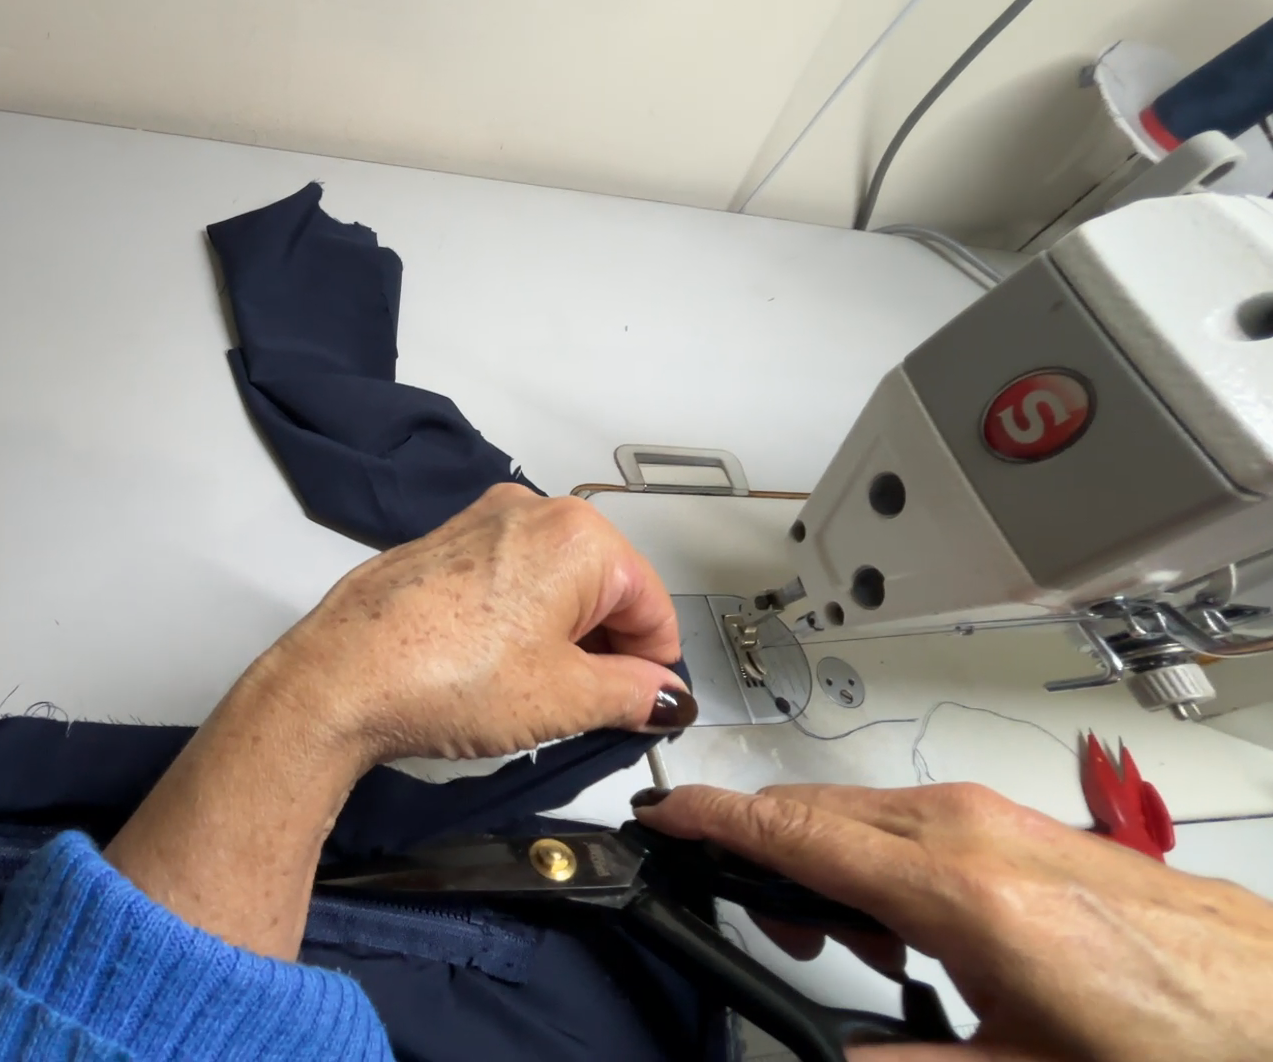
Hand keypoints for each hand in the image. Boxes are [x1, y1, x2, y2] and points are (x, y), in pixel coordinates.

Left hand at [243, 482, 693, 768]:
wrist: (338, 677)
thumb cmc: (451, 679)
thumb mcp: (565, 698)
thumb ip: (633, 693)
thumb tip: (663, 695)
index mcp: (577, 534)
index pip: (652, 604)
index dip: (655, 665)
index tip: (643, 707)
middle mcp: (528, 511)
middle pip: (602, 587)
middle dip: (603, 647)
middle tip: (584, 707)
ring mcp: (477, 522)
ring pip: (551, 582)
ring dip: (558, 635)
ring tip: (530, 691)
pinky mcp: (439, 544)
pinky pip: (504, 578)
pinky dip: (515, 618)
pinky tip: (489, 663)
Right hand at [636, 782, 1272, 1060]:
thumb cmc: (1191, 1053)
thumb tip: (835, 1053)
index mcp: (955, 890)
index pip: (788, 831)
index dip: (708, 818)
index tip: (657, 813)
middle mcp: (959, 826)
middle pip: (804, 811)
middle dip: (760, 852)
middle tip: (774, 928)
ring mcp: (988, 811)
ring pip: (847, 811)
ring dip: (817, 857)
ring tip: (854, 938)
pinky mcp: (1010, 816)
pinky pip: (896, 815)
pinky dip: (865, 852)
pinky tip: (909, 916)